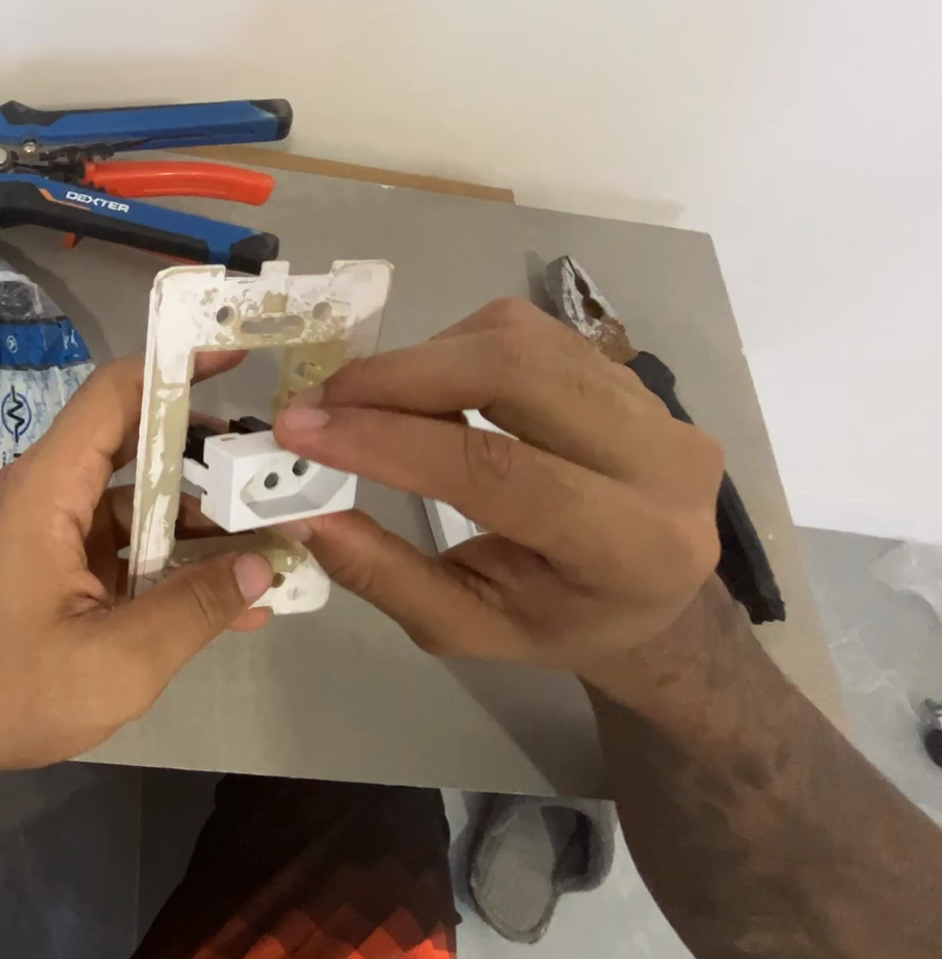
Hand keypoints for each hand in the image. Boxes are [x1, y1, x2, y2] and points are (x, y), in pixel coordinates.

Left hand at [0, 354, 273, 781]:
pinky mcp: (47, 563)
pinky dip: (164, 559)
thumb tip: (264, 564)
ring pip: (131, 500)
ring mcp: (45, 529)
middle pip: (133, 446)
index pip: (114, 394)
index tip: (238, 359)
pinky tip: (225, 592)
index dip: (175, 367)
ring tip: (270, 534)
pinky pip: (116, 544)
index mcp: (48, 488)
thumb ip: (194, 608)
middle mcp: (44, 492)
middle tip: (276, 472)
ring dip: (195, 517)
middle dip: (207, 454)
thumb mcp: (115, 661)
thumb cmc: (6, 691)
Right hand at [272, 298, 723, 674]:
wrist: (649, 597)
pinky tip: (417, 392)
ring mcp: (650, 402)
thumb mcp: (460, 627)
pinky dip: (444, 349)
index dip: (386, 441)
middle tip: (317, 403)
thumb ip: (381, 575)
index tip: (297, 430)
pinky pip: (519, 331)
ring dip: (413, 361)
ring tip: (357, 403)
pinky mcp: (619, 369)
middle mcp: (661, 459)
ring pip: (514, 338)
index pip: (496, 470)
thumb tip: (296, 513)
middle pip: (514, 371)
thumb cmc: (550, 621)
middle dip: (394, 377)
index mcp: (631, 546)